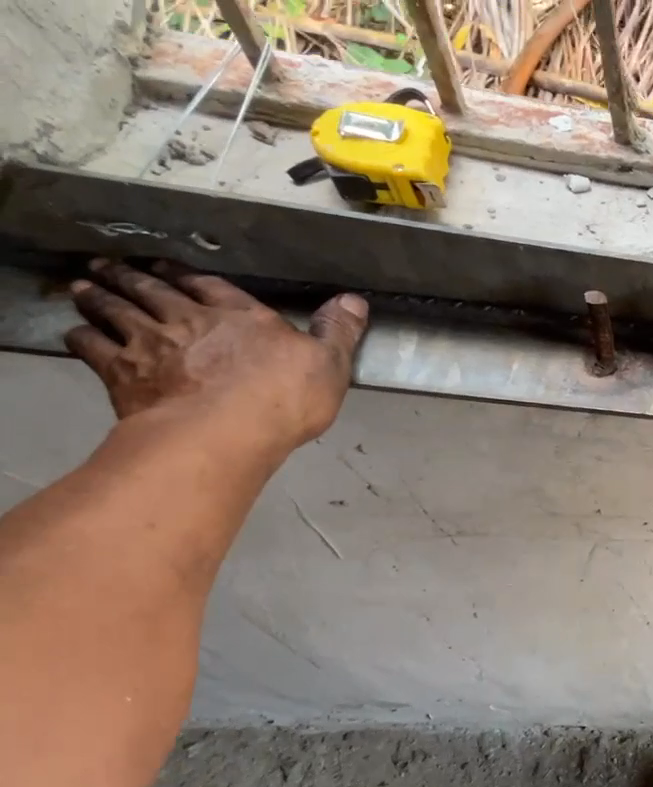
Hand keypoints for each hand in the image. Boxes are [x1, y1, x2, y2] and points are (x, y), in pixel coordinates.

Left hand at [66, 259, 367, 453]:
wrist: (222, 432)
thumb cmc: (284, 399)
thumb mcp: (329, 365)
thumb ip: (338, 331)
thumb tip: (354, 300)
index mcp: (241, 315)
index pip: (209, 286)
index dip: (186, 275)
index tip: (167, 267)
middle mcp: (189, 319)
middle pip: (152, 290)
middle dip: (129, 276)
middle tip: (109, 267)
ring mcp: (150, 343)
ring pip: (115, 310)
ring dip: (97, 298)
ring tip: (84, 290)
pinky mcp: (121, 370)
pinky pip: (90, 345)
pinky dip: (81, 336)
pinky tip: (78, 335)